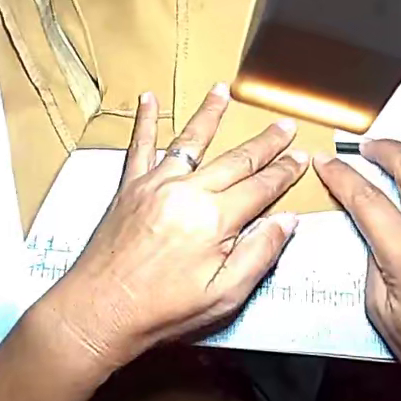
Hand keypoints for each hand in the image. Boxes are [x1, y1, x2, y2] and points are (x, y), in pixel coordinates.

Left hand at [34, 84, 308, 373]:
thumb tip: (287, 221)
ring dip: (209, 115)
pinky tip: (147, 99)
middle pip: (235, 160)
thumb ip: (259, 254)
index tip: (301, 158)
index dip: (284, 172)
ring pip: (189, 141)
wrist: (99, 309)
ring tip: (222, 91)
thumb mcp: (224, 295)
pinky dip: (144, 121)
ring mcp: (154, 184)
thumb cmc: (161, 310)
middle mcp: (186, 192)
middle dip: (263, 143)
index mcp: (214, 219)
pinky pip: (139, 146)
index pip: (261, 188)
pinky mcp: (129, 187)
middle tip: (283, 126)